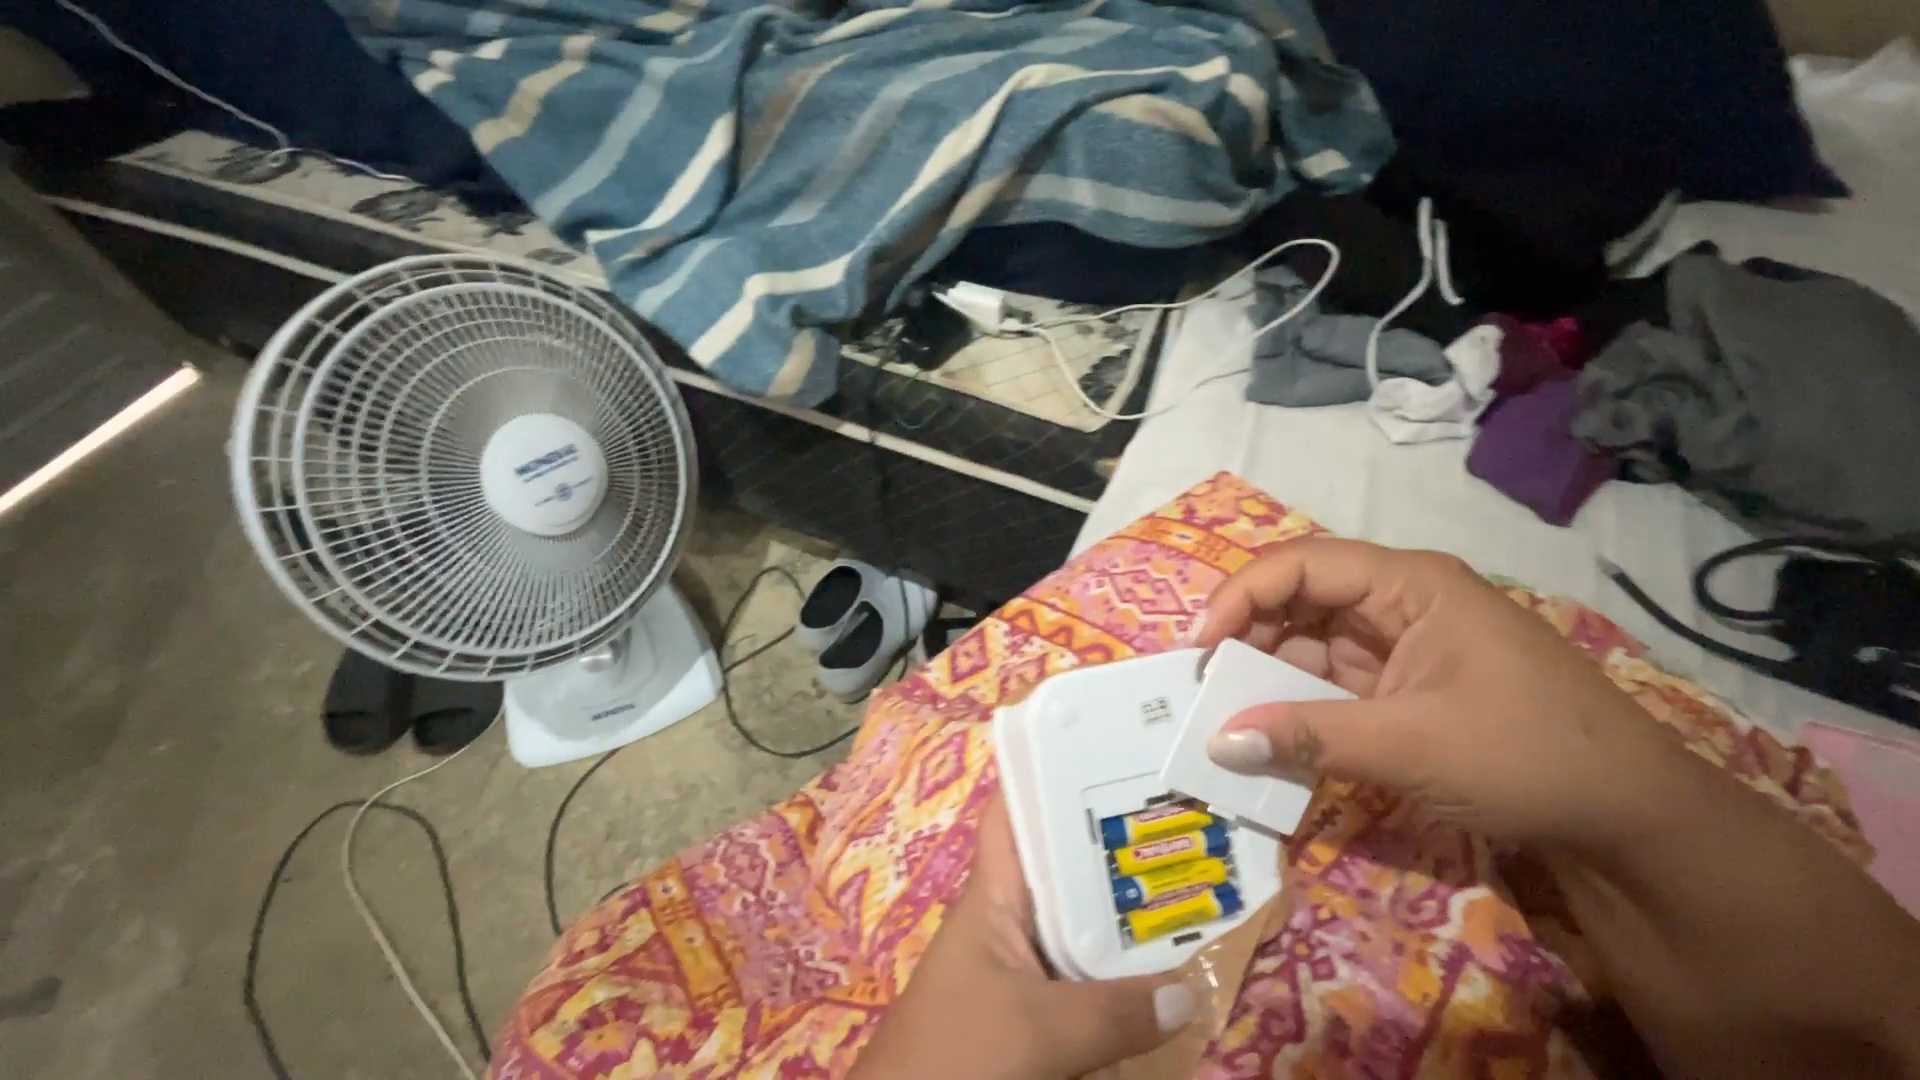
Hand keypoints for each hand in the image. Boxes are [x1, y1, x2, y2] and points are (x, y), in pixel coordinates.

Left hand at [849, 797, 1199, 1079]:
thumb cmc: (953, 1055)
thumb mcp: (1034, 1031)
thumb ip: (1112, 1012)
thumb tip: (1196, 986)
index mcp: (994, 893)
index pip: (1016, 810)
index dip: (1052, 770)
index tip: (1112, 744)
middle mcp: (1010, 916)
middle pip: (1065, 862)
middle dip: (1118, 839)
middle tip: (1185, 812)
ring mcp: (1024, 963)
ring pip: (1083, 919)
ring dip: (1129, 906)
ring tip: (1198, 876)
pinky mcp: (1037, 1007)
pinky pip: (1089, 972)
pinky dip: (1126, 967)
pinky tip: (1173, 966)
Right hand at [1193, 538, 1692, 851]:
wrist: (1633, 820)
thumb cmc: (1529, 756)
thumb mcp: (1412, 745)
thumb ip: (1308, 736)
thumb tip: (1218, 741)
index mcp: (1410, 583)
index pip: (1303, 563)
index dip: (1241, 594)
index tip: (1199, 645)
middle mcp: (1401, 601)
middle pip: (1301, 596)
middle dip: (1248, 634)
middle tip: (1206, 683)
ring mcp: (1403, 645)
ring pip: (1311, 640)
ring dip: (1268, 672)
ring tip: (1228, 711)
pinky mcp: (1404, 686)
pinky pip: (1331, 680)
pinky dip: (1297, 702)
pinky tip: (1270, 730)